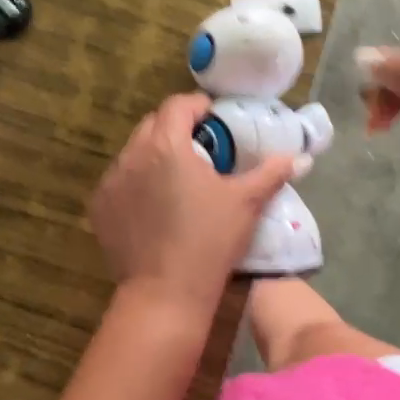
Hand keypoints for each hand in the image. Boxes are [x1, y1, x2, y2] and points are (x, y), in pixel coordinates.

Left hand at [89, 94, 302, 314]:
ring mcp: (110, 181)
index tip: (214, 120)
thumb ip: (272, 173)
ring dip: (154, 155)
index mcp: (166, 145)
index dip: (198, 107)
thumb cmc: (209, 241)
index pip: (177, 105)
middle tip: (201, 149)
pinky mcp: (99, 207)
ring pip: (133, 153)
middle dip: (176, 128)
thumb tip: (300, 157)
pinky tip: (153, 206)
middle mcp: (131, 155)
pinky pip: (118, 182)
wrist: (165, 293)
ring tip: (177, 179)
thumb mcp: (246, 203)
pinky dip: (135, 183)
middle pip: (152, 125)